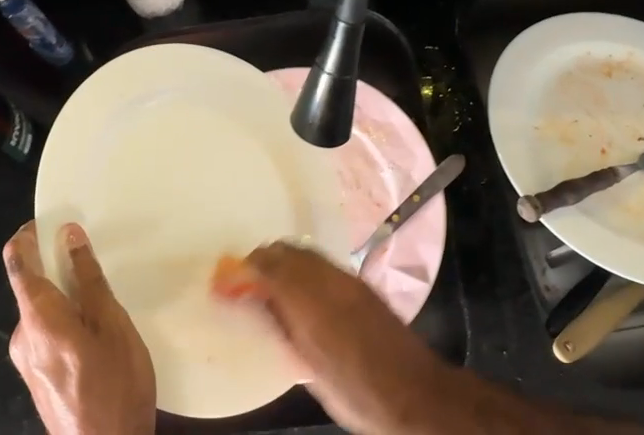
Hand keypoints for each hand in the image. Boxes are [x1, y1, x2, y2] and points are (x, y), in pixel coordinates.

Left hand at [4, 221, 155, 434]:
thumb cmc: (116, 387)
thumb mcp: (112, 325)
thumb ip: (89, 279)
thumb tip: (70, 236)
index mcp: (38, 319)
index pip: (19, 261)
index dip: (30, 235)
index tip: (53, 221)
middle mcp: (23, 337)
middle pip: (33, 286)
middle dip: (61, 270)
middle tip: (97, 267)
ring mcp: (26, 362)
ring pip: (43, 312)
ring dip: (67, 299)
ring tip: (106, 307)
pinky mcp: (36, 379)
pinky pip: (46, 334)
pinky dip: (66, 322)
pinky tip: (96, 337)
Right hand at [216, 243, 448, 434]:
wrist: (416, 393)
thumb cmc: (359, 391)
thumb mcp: (311, 369)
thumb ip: (283, 328)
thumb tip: (259, 302)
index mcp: (310, 300)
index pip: (268, 266)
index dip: (244, 269)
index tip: (227, 281)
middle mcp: (328, 279)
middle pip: (286, 251)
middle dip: (262, 261)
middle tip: (246, 283)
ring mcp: (347, 278)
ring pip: (305, 252)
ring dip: (283, 261)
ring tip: (270, 286)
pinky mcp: (361, 284)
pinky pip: (322, 263)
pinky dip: (304, 268)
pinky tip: (301, 292)